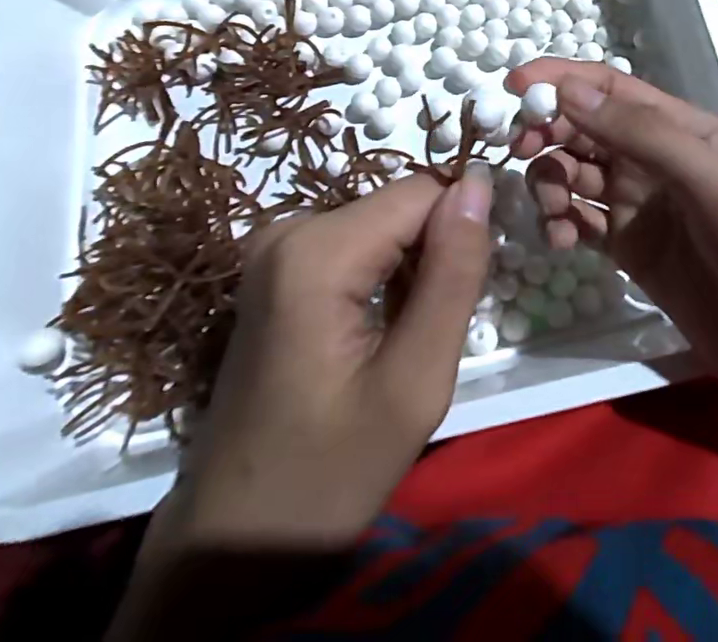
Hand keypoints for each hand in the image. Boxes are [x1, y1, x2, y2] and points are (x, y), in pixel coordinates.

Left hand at [176, 170, 492, 546]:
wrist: (238, 533)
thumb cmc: (332, 468)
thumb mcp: (415, 380)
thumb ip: (453, 274)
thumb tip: (479, 184)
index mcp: (316, 250)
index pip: (422, 192)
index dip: (460, 233)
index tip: (468, 293)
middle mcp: (285, 229)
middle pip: (398, 208)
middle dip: (433, 254)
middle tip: (431, 332)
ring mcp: (272, 247)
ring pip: (380, 226)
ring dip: (410, 270)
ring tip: (403, 340)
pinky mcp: (273, 270)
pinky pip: (352, 245)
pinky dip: (382, 278)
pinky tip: (377, 334)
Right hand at [507, 59, 717, 472]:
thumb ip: (644, 136)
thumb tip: (568, 89)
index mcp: (685, 132)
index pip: (611, 89)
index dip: (559, 80)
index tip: (509, 89)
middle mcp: (659, 163)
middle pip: (584, 130)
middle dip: (546, 133)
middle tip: (516, 154)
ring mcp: (644, 210)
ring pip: (575, 176)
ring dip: (550, 183)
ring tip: (554, 214)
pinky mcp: (633, 253)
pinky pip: (581, 224)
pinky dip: (561, 224)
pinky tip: (561, 243)